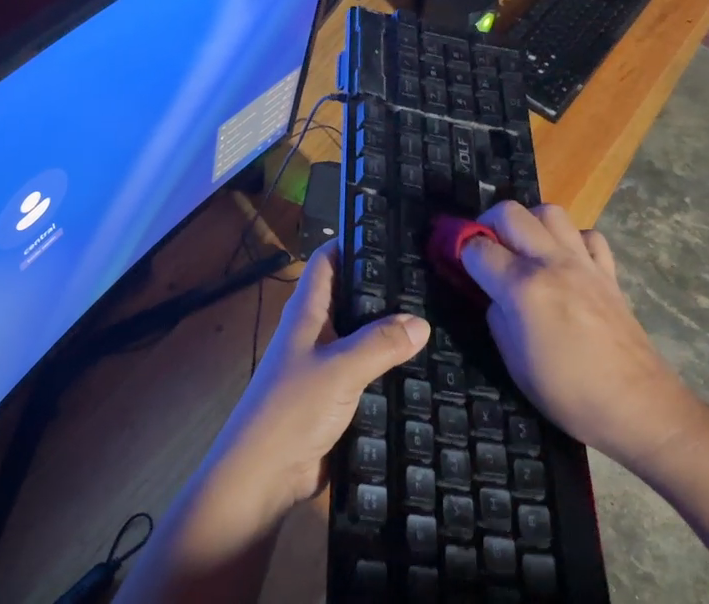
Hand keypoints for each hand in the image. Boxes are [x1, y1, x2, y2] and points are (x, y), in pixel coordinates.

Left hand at [200, 242, 429, 520]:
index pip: (327, 261)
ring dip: (393, 332)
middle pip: (351, 298)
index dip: (353, 241)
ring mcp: (326, 368)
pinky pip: (370, 375)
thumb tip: (421, 321)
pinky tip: (427, 370)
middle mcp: (316, 334)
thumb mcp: (339, 369)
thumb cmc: (292, 410)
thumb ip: (380, 343)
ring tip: (443, 318)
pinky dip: (393, 369)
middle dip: (384, 288)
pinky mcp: (338, 401)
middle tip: (434, 276)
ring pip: (364, 338)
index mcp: (306, 314)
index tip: (393, 231)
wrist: (265, 477)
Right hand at [463, 202, 706, 469]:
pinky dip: (571, 239)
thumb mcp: (513, 361)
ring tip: (524, 249)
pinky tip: (565, 262)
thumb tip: (494, 295)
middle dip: (487, 223)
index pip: (478, 248)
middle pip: (510, 212)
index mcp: (522, 287)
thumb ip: (497, 316)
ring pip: (550, 212)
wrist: (637, 406)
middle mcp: (552, 263)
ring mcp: (584, 264)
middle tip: (485, 248)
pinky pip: (587, 235)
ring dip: (529, 223)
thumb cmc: (567, 393)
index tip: (457, 265)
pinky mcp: (609, 273)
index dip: (461, 254)